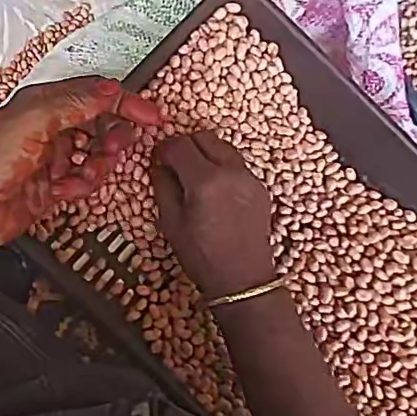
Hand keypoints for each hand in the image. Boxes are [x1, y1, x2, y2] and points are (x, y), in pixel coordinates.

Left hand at [0, 77, 163, 248]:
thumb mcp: (32, 122)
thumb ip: (74, 103)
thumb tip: (110, 89)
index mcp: (42, 103)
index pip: (93, 94)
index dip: (124, 102)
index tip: (151, 116)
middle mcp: (49, 127)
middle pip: (99, 123)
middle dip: (113, 134)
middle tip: (118, 146)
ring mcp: (51, 158)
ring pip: (95, 153)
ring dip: (99, 163)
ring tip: (87, 174)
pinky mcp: (52, 186)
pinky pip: (83, 180)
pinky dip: (82, 185)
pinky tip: (66, 190)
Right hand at [150, 131, 277, 298]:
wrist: (242, 279)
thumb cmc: (201, 255)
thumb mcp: (171, 222)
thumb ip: (163, 186)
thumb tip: (159, 165)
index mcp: (205, 181)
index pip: (179, 145)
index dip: (163, 149)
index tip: (157, 159)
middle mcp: (231, 172)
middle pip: (204, 137)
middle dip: (185, 145)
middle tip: (173, 163)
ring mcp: (249, 178)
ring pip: (223, 147)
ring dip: (205, 153)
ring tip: (193, 176)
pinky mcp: (259, 187)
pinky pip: (236, 164)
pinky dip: (221, 167)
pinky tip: (213, 189)